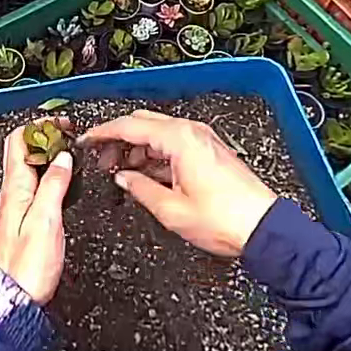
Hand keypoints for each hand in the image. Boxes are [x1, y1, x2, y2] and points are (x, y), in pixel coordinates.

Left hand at [0, 123, 73, 304]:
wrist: (13, 301)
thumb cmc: (28, 267)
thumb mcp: (46, 219)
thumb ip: (54, 184)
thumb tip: (63, 158)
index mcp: (15, 188)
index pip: (19, 140)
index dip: (39, 126)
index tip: (62, 124)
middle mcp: (11, 194)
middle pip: (21, 150)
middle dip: (44, 135)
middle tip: (67, 133)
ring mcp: (14, 207)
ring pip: (27, 167)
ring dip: (46, 153)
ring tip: (67, 151)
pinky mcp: (21, 220)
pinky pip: (32, 184)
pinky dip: (47, 173)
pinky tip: (60, 180)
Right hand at [82, 110, 277, 257]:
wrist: (263, 227)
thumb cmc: (224, 219)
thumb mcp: (171, 209)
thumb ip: (140, 188)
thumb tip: (124, 177)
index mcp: (178, 139)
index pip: (130, 125)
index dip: (103, 133)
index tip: (87, 140)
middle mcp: (190, 132)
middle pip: (143, 123)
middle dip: (119, 139)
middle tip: (102, 160)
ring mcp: (201, 139)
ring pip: (158, 133)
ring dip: (137, 147)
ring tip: (122, 171)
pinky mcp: (208, 150)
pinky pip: (173, 143)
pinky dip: (155, 154)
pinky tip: (146, 174)